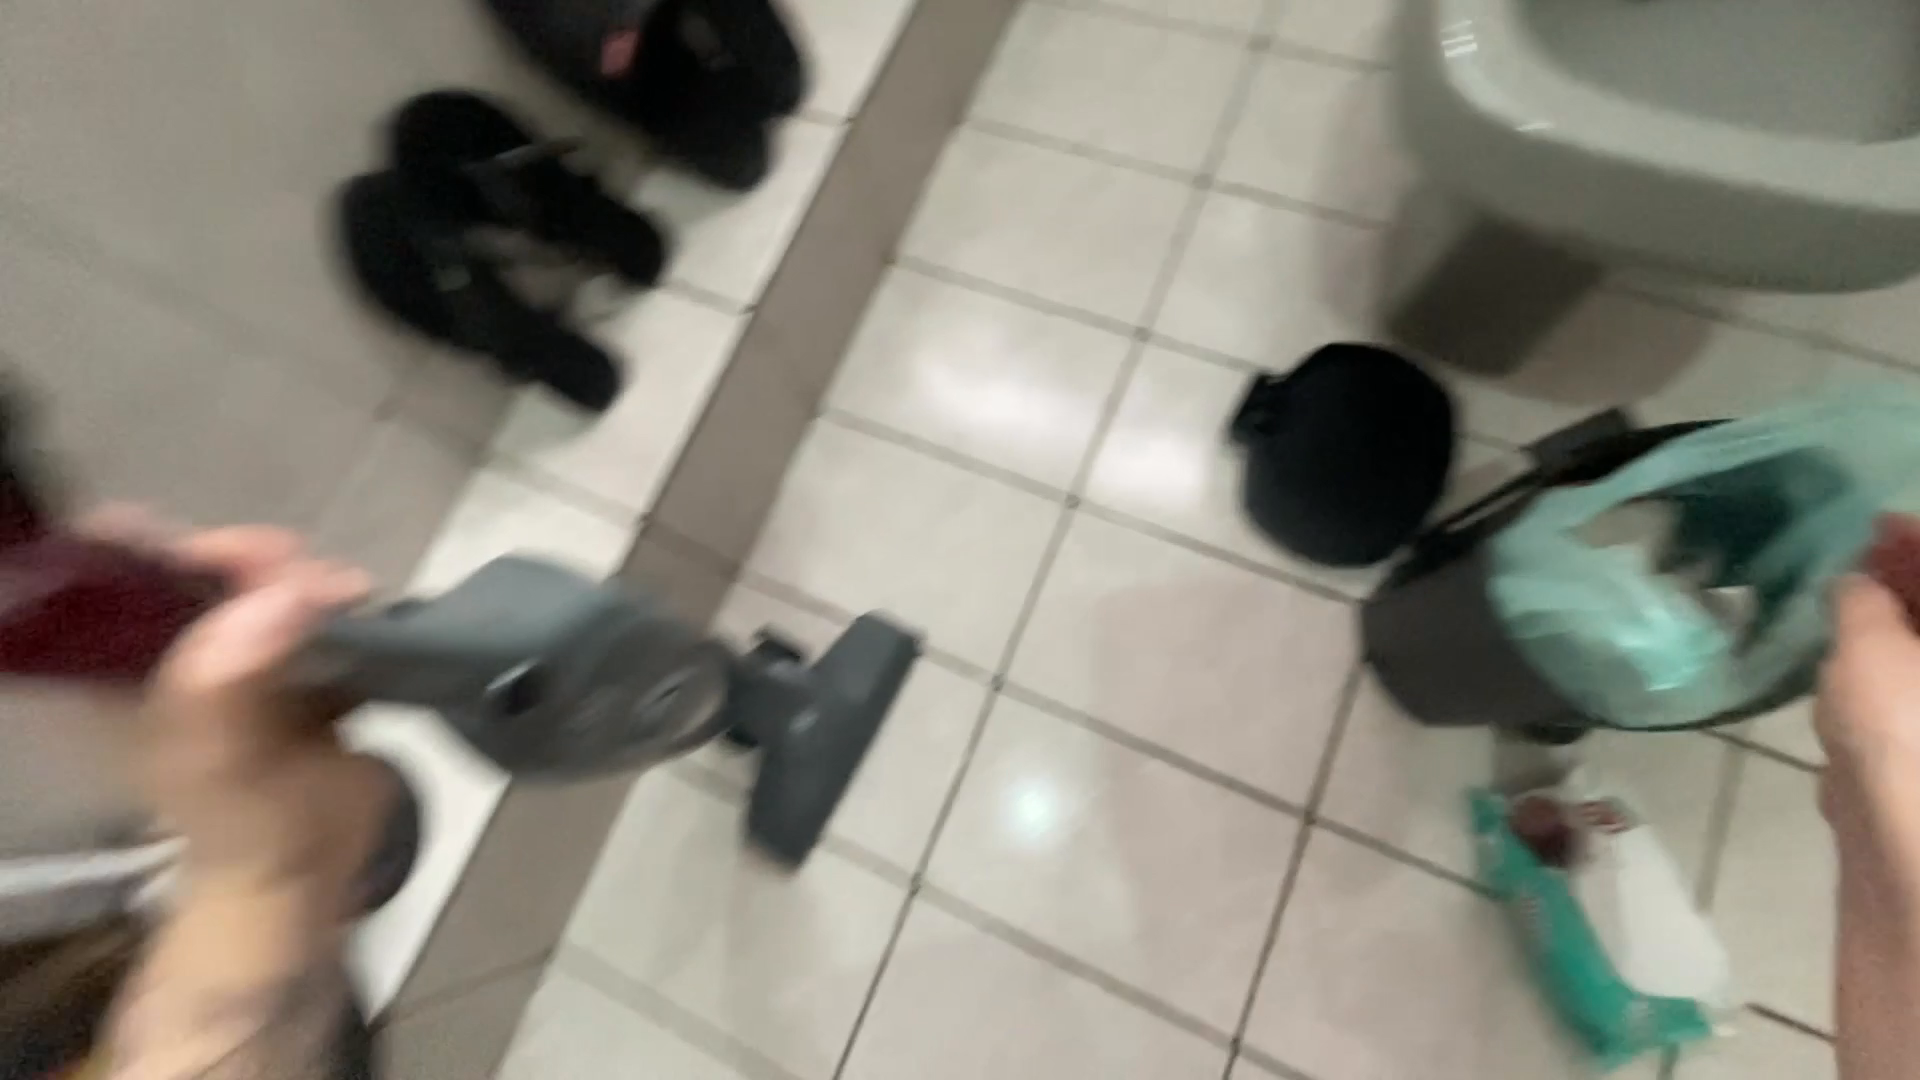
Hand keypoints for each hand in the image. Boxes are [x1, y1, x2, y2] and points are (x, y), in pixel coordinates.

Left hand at [136, 524, 387, 906]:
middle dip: (257, 563)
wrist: (314, 868)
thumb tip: (286, 595)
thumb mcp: (222, 762)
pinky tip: (374, 612)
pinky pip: (321, 620)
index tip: (227, 549)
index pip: (117, 588)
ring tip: (358, 593)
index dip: (160, 552)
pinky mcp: (306, 674)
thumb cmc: (249, 825)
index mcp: (125, 679)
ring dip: (311, 581)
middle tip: (311, 572)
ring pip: (268, 593)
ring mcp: (247, 666)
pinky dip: (347, 606)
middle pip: (204, 579)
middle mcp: (181, 662)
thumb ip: (230, 682)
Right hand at [1818, 516, 1919, 872]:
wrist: (1910, 850)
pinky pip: (1909, 686)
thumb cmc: (1908, 738)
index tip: (1873, 520)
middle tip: (1852, 554)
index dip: (1919, 541)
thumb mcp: (1876, 654)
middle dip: (1907, 579)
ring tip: (1841, 598)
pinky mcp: (1919, 744)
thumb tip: (1854, 580)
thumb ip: (1862, 605)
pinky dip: (1884, 662)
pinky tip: (1843, 654)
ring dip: (1892, 620)